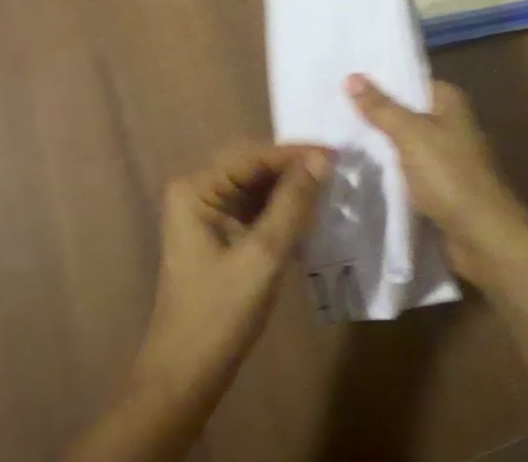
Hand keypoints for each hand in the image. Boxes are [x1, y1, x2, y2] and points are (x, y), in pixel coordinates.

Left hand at [130, 145, 331, 395]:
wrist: (187, 373)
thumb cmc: (220, 313)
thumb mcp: (263, 255)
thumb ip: (292, 204)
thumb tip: (322, 160)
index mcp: (196, 189)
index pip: (252, 156)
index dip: (296, 154)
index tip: (339, 154)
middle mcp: (196, 192)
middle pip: (253, 168)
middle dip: (295, 169)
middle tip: (340, 169)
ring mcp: (205, 215)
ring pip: (255, 189)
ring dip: (290, 190)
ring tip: (332, 188)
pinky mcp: (217, 237)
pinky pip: (253, 211)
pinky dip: (280, 211)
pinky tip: (309, 214)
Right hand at [347, 74, 527, 286]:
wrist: (482, 235)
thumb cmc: (449, 175)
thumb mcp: (410, 134)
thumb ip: (381, 107)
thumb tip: (351, 76)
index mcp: (449, 101)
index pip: (408, 81)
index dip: (377, 81)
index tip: (340, 82)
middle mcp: (450, 123)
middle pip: (404, 112)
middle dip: (373, 114)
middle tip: (330, 110)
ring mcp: (445, 155)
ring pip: (403, 143)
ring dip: (378, 145)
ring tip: (334, 137)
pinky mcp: (439, 184)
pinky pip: (406, 169)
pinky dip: (388, 169)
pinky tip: (359, 168)